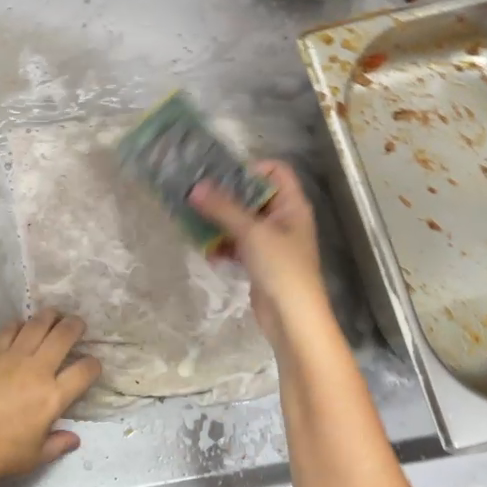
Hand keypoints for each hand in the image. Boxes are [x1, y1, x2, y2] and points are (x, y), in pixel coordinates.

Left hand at [0, 310, 101, 486]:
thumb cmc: (1, 453)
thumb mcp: (36, 456)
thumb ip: (57, 444)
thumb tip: (74, 439)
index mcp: (54, 397)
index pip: (84, 371)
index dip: (93, 364)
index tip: (93, 364)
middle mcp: (38, 370)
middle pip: (63, 336)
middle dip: (75, 326)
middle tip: (78, 324)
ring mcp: (13, 358)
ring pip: (37, 325)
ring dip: (49, 317)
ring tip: (54, 314)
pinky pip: (8, 330)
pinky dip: (18, 324)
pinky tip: (21, 325)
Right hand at [189, 160, 326, 334]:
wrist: (292, 318)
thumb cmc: (280, 267)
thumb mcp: (251, 232)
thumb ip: (222, 208)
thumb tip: (195, 187)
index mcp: (291, 205)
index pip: (275, 171)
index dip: (251, 169)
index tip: (222, 177)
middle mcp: (283, 219)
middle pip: (252, 196)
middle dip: (225, 196)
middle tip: (197, 194)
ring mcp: (271, 241)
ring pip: (241, 221)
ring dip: (218, 222)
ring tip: (194, 222)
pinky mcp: (259, 261)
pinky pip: (236, 244)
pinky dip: (222, 245)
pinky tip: (208, 253)